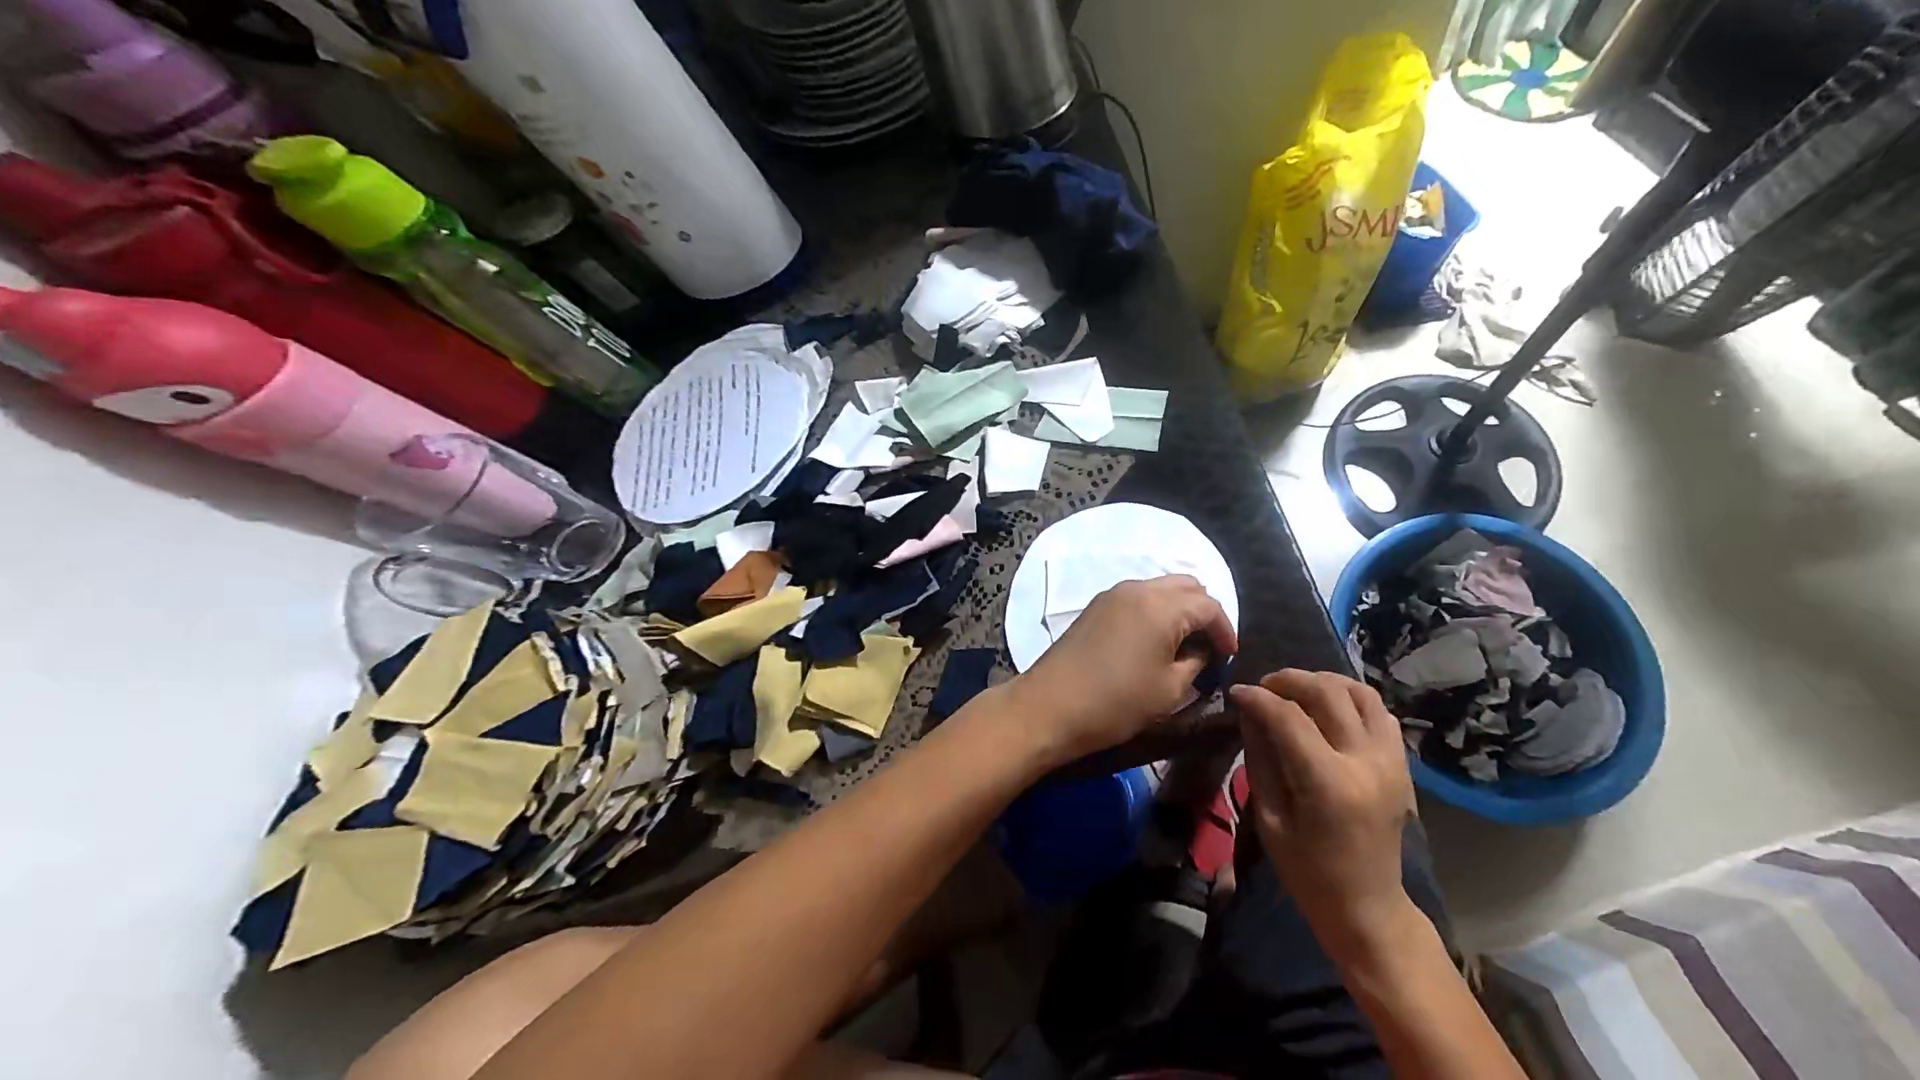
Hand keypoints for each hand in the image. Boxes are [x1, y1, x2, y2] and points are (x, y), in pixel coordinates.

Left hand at [1007, 575, 1236, 765]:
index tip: (1230, 657)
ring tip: (1183, 646)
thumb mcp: (1170, 689)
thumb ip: (1196, 663)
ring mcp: (1112, 595)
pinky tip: (1154, 642)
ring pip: (1159, 589)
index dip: (1226, 631)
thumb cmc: (1117, 702)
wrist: (1051, 706)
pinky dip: (1154, 612)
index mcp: (1161, 605)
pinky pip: (1136, 599)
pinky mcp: (1095, 607)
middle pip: (1185, 586)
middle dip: (1203, 613)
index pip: (1209, 605)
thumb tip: (1202, 652)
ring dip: (1177, 611)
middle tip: (1209, 647)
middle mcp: (1137, 589)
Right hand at [1232, 670, 1415, 959]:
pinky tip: (1328, 709)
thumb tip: (1249, 712)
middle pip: (1326, 693)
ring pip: (1360, 693)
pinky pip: (1380, 713)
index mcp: (1328, 782)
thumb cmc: (1306, 868)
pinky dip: (1352, 699)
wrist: (1366, 904)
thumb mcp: (1269, 815)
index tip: (1236, 692)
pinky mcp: (1401, 765)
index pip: (1288, 717)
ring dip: (1323, 682)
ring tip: (1297, 691)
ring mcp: (1390, 762)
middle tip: (1264, 687)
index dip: (1256, 697)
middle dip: (1288, 680)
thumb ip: (1261, 757)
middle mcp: (1365, 763)